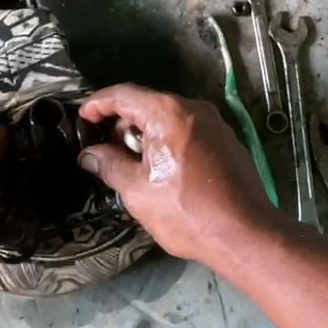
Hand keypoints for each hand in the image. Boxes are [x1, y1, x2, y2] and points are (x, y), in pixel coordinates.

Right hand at [77, 85, 280, 263]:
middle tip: (104, 148)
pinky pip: (187, 129)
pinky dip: (168, 139)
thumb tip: (89, 155)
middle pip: (147, 103)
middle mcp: (193, 108)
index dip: (98, 103)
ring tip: (130, 162)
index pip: (123, 94)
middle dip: (122, 122)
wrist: (245, 233)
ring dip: (145, 133)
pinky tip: (161, 167)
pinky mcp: (226, 140)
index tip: (82, 117)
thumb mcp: (138, 191)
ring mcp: (214, 123)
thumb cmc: (186, 211)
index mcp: (168, 112)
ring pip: (169, 117)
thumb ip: (110, 166)